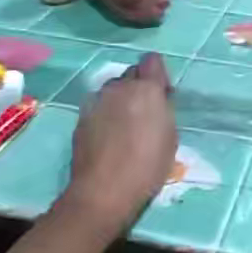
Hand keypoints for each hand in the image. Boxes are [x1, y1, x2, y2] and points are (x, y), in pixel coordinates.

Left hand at [56, 53, 177, 242]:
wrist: (103, 192)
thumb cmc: (147, 167)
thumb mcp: (170, 137)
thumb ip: (164, 109)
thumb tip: (158, 99)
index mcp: (147, 89)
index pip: (152, 60)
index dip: (158, 75)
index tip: (162, 95)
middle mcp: (120, 87)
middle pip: (132, 73)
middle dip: (139, 86)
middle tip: (145, 111)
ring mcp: (97, 100)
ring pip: (113, 89)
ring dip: (121, 98)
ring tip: (125, 124)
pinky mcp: (81, 116)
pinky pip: (99, 106)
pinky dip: (106, 113)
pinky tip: (109, 136)